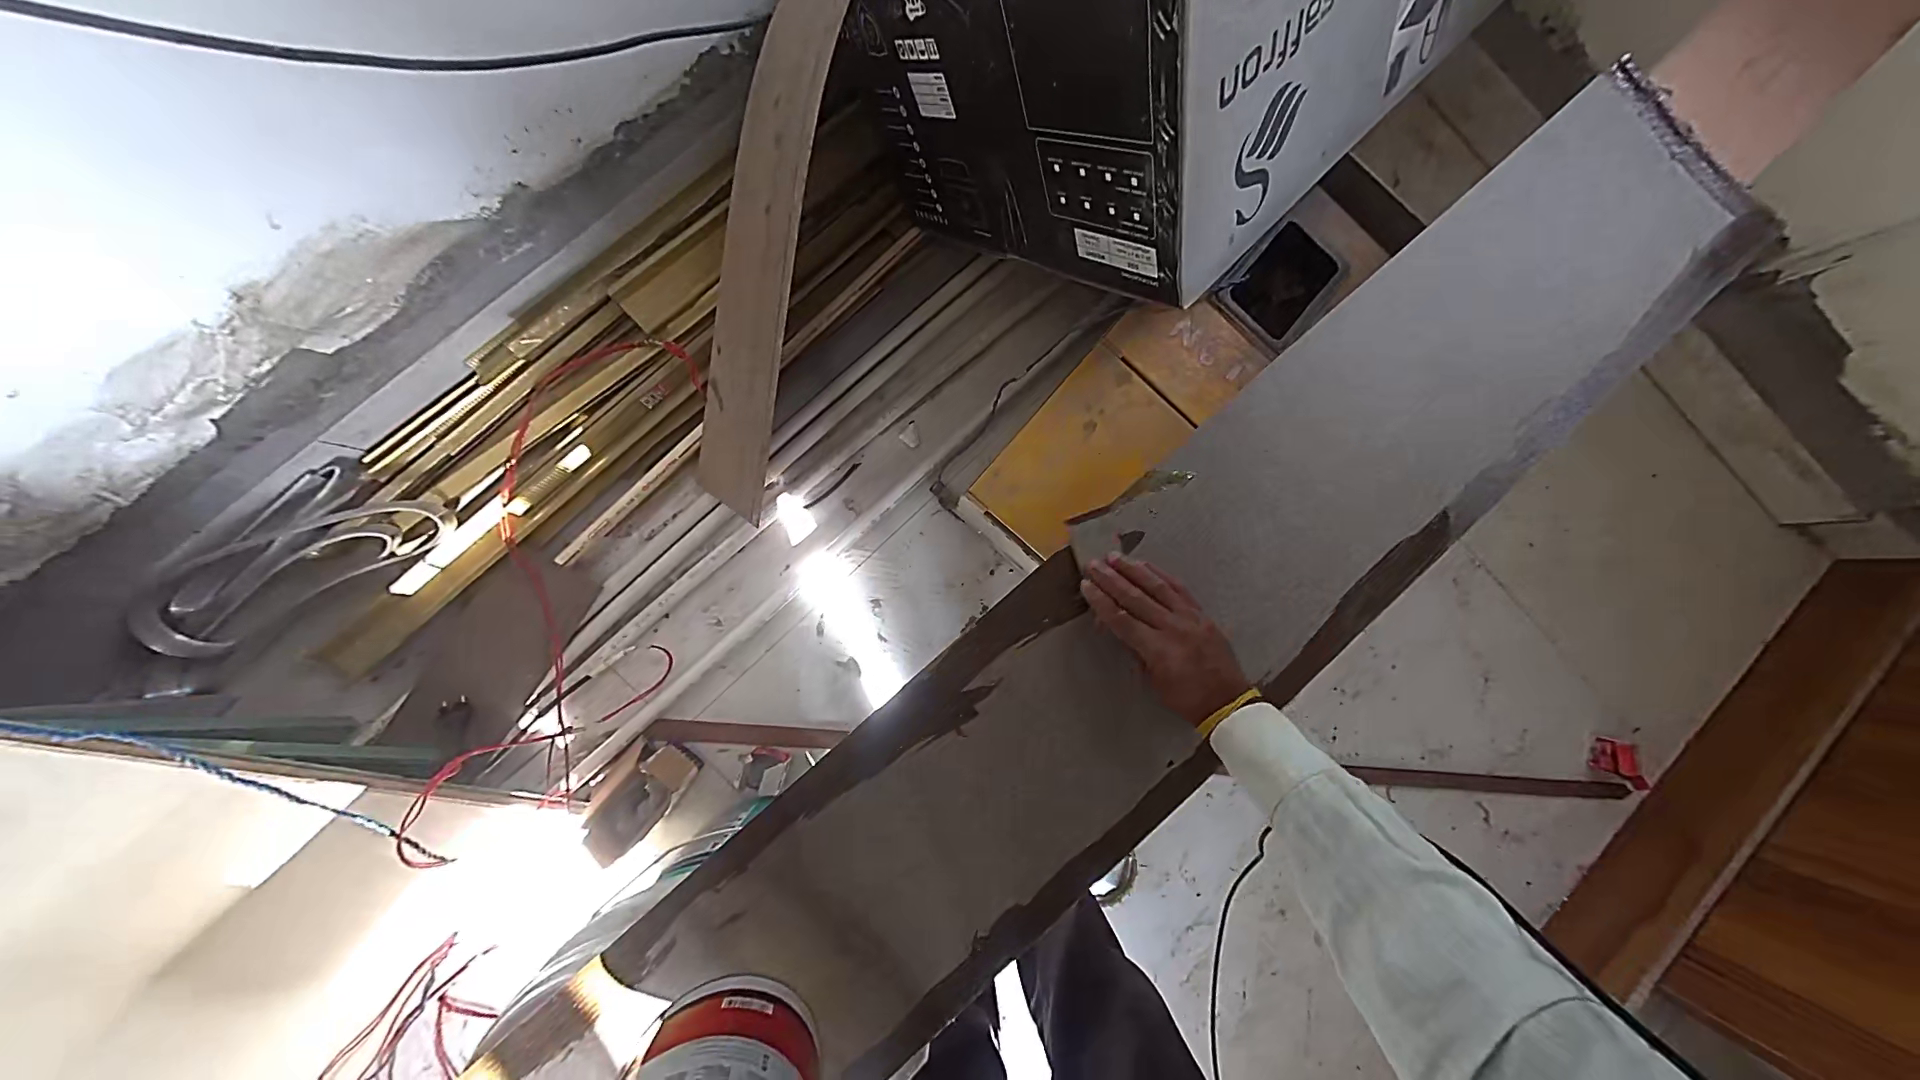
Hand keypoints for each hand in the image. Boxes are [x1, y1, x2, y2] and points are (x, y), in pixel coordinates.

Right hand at [1080, 554, 1250, 728]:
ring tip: (1115, 557)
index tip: (1086, 585)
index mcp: (1158, 649)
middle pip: (1135, 598)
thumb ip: (1136, 652)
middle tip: (1093, 564)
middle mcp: (1173, 628)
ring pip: (1157, 587)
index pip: (1121, 619)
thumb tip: (1118, 629)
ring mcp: (1189, 618)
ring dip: (1133, 570)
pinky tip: (1146, 565)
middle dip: (1111, 579)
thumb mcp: (1154, 681)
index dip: (1101, 601)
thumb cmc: (1186, 699)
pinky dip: (1161, 575)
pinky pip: (1179, 589)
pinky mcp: (1201, 614)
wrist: (1228, 702)